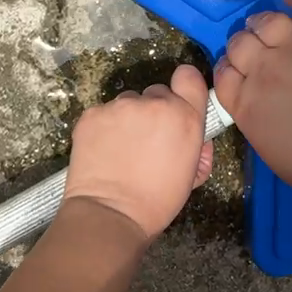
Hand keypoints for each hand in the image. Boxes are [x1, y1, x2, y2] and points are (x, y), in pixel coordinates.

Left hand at [63, 63, 212, 238]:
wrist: (111, 215)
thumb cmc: (157, 203)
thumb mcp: (191, 178)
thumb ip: (198, 150)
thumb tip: (195, 141)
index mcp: (185, 118)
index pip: (188, 77)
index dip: (184, 88)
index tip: (177, 104)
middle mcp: (154, 104)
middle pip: (156, 93)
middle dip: (153, 112)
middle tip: (146, 142)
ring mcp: (120, 107)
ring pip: (128, 103)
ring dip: (128, 120)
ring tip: (122, 151)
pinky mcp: (92, 114)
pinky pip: (103, 114)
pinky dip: (104, 128)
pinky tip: (103, 152)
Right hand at [213, 0, 291, 204]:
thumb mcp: (271, 153)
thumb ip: (256, 120)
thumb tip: (257, 102)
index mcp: (247, 105)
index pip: (223, 75)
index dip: (229, 72)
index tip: (239, 75)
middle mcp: (265, 69)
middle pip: (239, 44)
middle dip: (243, 48)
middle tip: (255, 54)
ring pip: (267, 21)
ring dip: (261, 23)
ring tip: (267, 28)